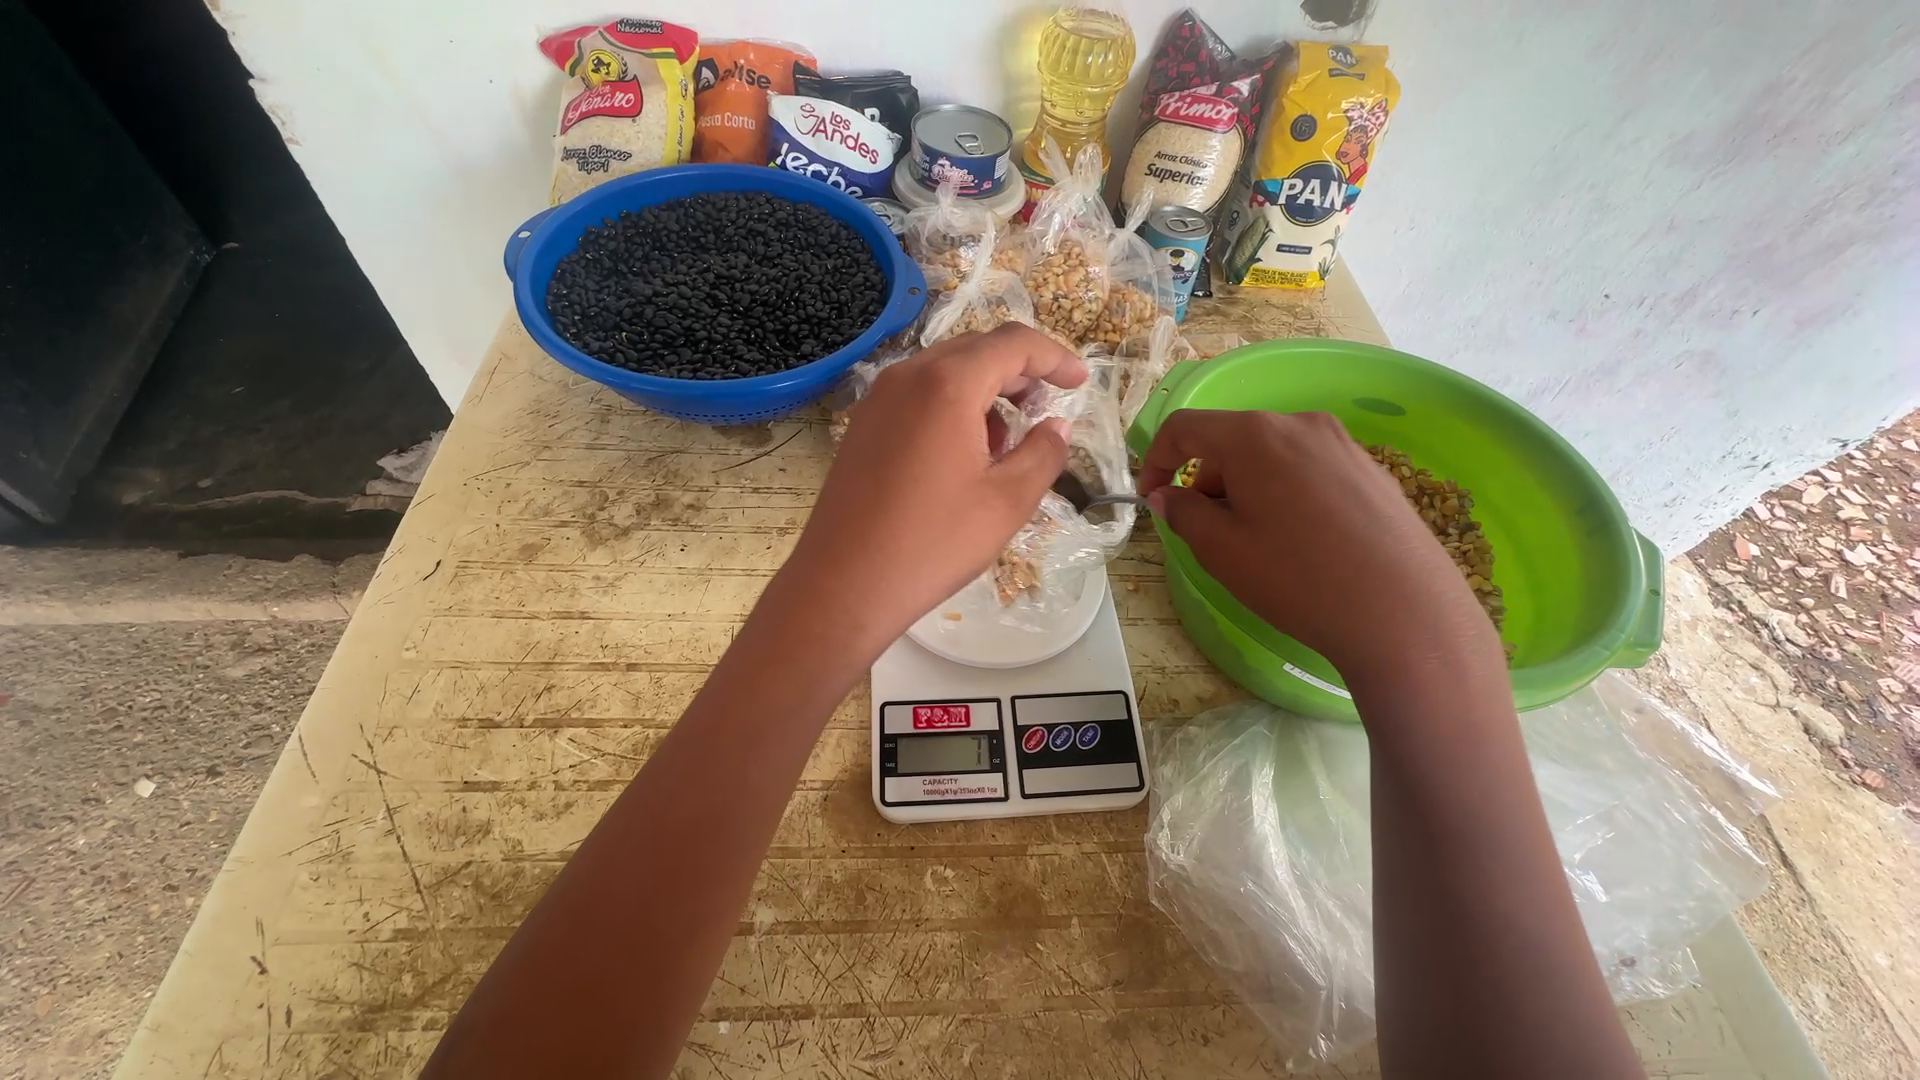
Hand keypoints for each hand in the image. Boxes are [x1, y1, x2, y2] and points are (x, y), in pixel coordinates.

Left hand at [778, 324, 1085, 655]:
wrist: (843, 584)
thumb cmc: (932, 543)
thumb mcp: (1006, 501)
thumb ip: (1043, 453)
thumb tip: (1057, 427)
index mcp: (947, 384)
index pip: (1013, 343)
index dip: (1054, 356)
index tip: (1080, 380)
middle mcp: (907, 377)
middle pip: (976, 350)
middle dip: (1018, 373)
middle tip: (1044, 410)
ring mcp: (877, 399)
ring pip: (944, 372)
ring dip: (984, 393)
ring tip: (1003, 446)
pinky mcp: (862, 426)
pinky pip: (917, 396)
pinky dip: (951, 408)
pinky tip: (962, 457)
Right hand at [1139, 409, 1500, 685]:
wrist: (1404, 613)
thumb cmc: (1297, 578)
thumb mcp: (1222, 550)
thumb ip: (1183, 514)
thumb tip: (1168, 496)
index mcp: (1254, 435)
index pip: (1184, 427)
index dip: (1155, 460)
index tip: (1150, 499)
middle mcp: (1299, 424)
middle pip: (1231, 439)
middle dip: (1204, 479)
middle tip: (1204, 531)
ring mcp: (1342, 445)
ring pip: (1271, 455)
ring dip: (1245, 488)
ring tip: (1254, 542)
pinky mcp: (1371, 470)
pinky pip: (1307, 469)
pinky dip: (1284, 493)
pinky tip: (1299, 543)